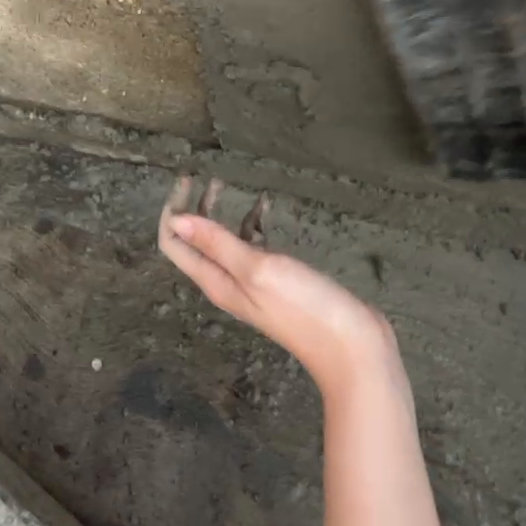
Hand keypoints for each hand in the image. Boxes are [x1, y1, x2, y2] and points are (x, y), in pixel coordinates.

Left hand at [158, 178, 404, 398]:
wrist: (353, 349)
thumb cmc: (303, 306)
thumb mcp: (256, 268)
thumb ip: (216, 244)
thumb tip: (176, 221)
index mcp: (215, 281)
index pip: (174, 244)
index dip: (172, 211)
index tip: (186, 180)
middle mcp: (226, 282)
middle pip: (195, 240)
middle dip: (193, 207)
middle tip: (204, 177)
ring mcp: (251, 283)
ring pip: (223, 241)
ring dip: (220, 213)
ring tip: (227, 183)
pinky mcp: (276, 281)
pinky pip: (252, 247)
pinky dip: (253, 224)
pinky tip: (265, 207)